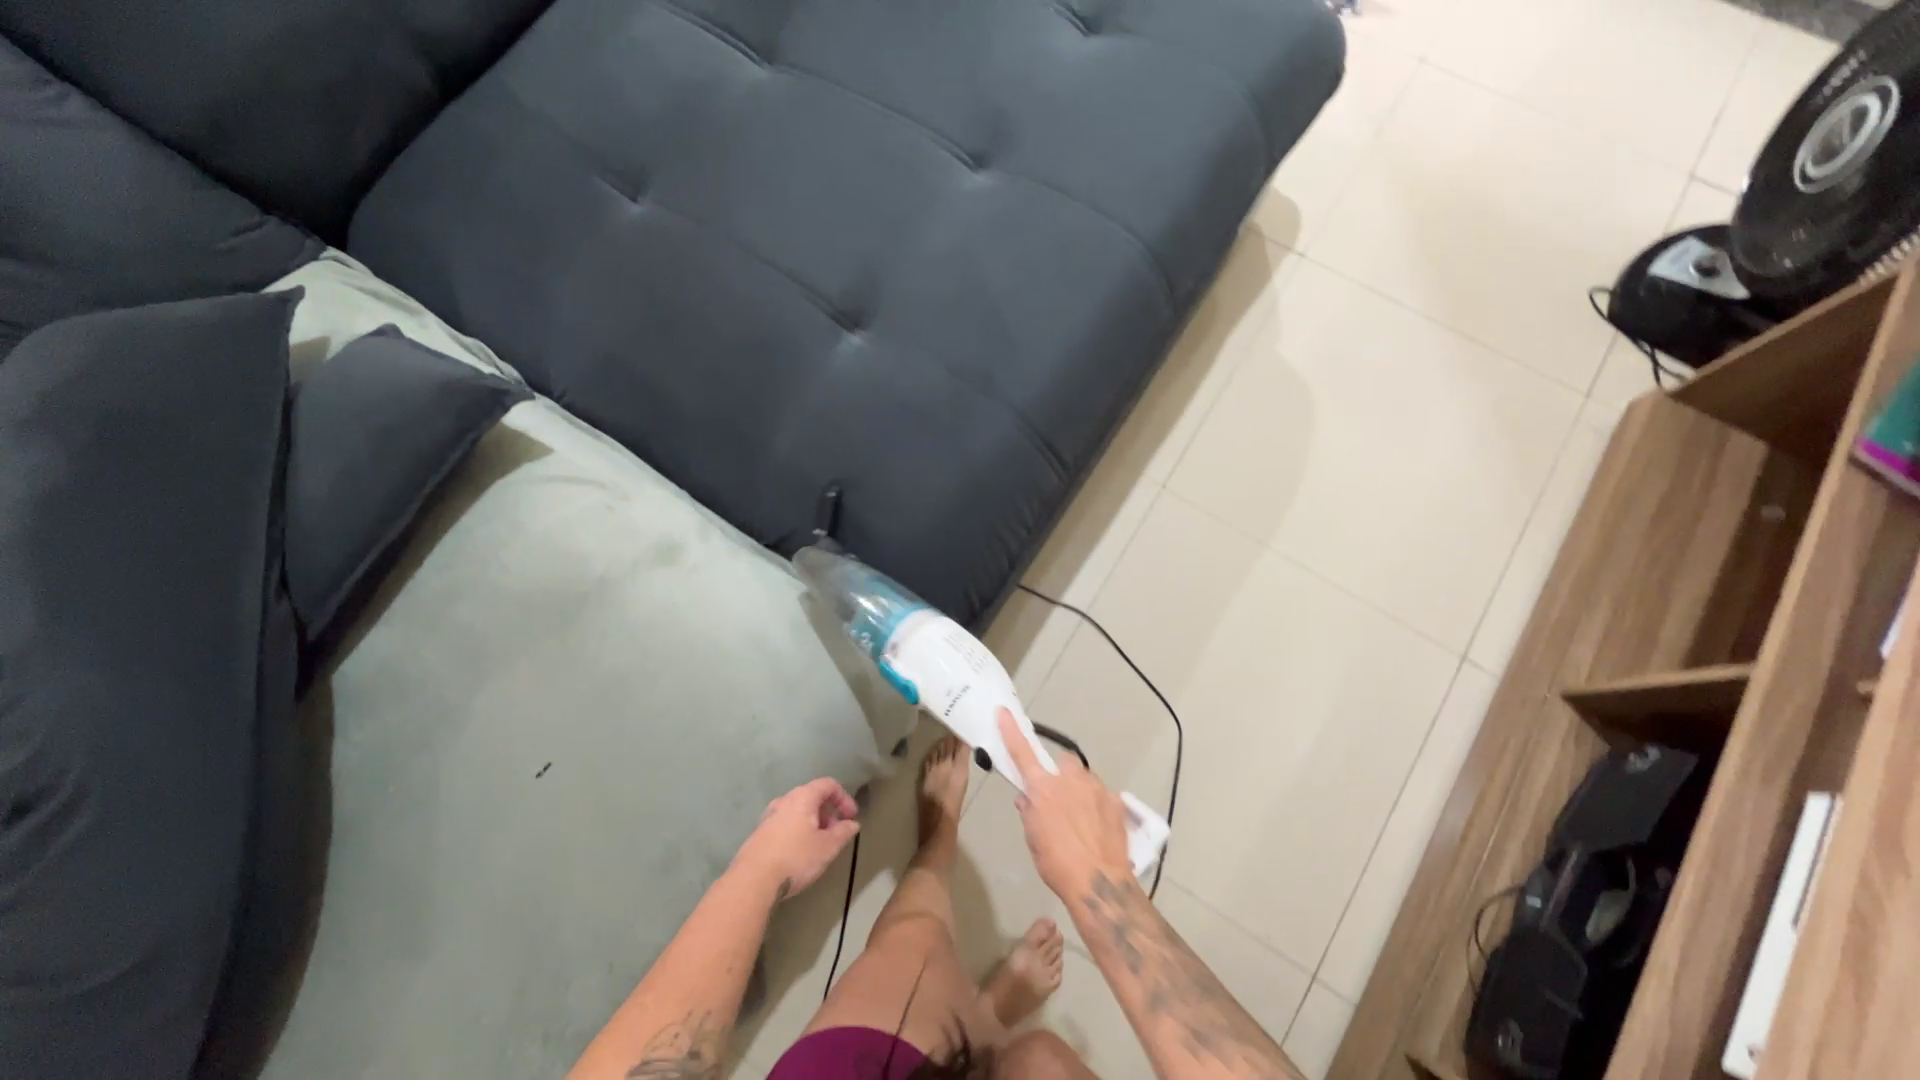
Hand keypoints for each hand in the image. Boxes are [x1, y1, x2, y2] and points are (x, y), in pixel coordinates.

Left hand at [732, 778, 860, 899]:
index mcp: (802, 797)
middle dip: (828, 813)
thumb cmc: (796, 858)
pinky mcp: (758, 834)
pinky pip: (784, 824)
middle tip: (836, 833)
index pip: (828, 784)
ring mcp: (768, 817)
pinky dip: (797, 831)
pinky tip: (798, 854)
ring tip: (818, 845)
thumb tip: (852, 824)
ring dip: (812, 823)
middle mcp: (783, 801)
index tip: (851, 817)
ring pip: (796, 811)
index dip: (844, 798)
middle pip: (811, 797)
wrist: (753, 880)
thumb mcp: (827, 847)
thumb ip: (843, 833)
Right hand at [999, 708, 1134, 897]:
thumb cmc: (1057, 864)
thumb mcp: (1034, 840)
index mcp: (1042, 789)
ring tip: (1083, 817)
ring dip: (1081, 789)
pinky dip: (1099, 806)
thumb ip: (1030, 814)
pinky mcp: (1116, 801)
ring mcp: (1096, 788)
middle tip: (1060, 798)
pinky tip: (1100, 828)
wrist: (1098, 882)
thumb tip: (1027, 800)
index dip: (1011, 731)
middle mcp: (1069, 781)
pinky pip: (1103, 795)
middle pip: (1063, 763)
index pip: (1022, 753)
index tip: (1005, 713)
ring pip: (1085, 778)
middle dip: (1061, 774)